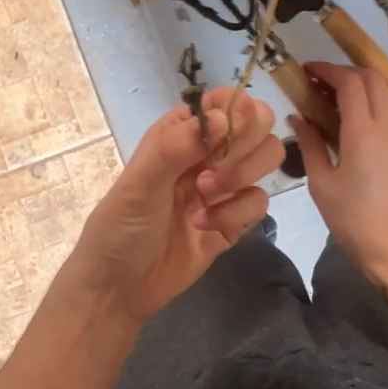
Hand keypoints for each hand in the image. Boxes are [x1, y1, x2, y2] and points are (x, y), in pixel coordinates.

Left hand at [68, 88, 284, 325]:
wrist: (120, 288)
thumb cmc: (120, 226)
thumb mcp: (140, 181)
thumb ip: (179, 145)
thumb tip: (226, 116)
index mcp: (181, 131)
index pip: (226, 101)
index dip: (237, 111)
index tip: (228, 134)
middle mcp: (208, 151)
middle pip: (260, 125)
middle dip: (243, 148)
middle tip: (213, 171)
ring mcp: (225, 185)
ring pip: (267, 159)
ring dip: (240, 179)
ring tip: (204, 198)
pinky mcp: (236, 219)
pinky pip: (260, 203)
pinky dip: (235, 214)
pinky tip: (205, 227)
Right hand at [288, 62, 387, 291]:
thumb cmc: (351, 219)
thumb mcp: (321, 182)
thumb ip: (309, 144)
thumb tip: (297, 117)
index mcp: (363, 134)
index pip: (350, 83)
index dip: (327, 70)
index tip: (305, 70)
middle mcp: (386, 127)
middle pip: (373, 78)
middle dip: (344, 71)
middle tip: (316, 80)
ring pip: (384, 91)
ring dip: (359, 83)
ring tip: (329, 94)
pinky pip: (387, 109)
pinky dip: (368, 100)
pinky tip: (346, 115)